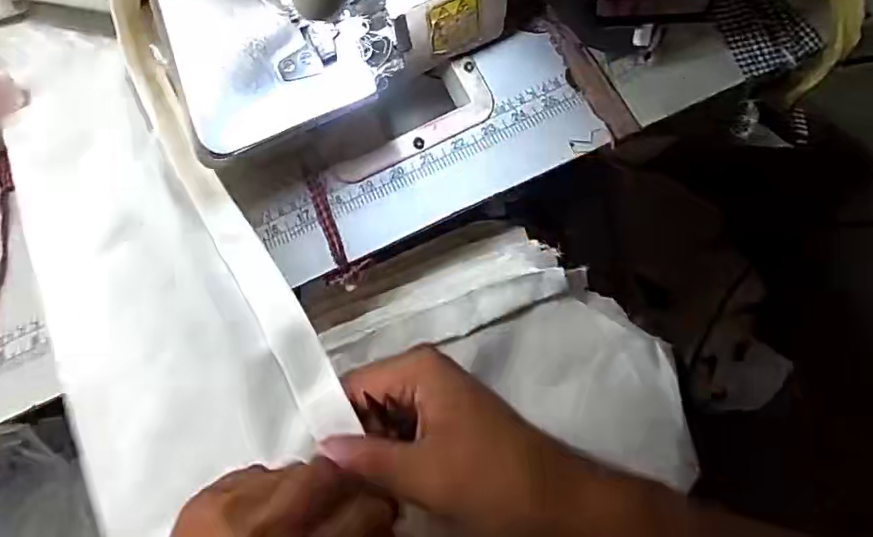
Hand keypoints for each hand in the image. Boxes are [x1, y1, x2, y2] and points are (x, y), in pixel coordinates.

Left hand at [172, 457, 398, 536]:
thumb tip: (370, 529)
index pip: (358, 514)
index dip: (376, 505)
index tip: (383, 506)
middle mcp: (269, 528)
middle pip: (325, 476)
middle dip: (343, 482)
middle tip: (352, 493)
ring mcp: (233, 508)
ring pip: (289, 469)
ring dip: (302, 483)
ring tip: (300, 503)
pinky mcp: (204, 498)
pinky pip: (251, 474)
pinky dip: (263, 487)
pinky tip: (262, 509)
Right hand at [317, 346, 686, 536]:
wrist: (560, 505)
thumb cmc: (492, 480)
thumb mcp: (426, 475)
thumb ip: (370, 460)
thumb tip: (322, 448)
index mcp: (417, 368)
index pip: (354, 384)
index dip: (332, 421)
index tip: (311, 464)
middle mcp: (423, 372)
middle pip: (367, 401)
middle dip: (351, 440)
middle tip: (333, 486)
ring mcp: (436, 397)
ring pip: (383, 422)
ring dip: (371, 455)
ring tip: (353, 492)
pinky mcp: (446, 423)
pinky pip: (404, 435)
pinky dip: (392, 460)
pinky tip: (383, 492)